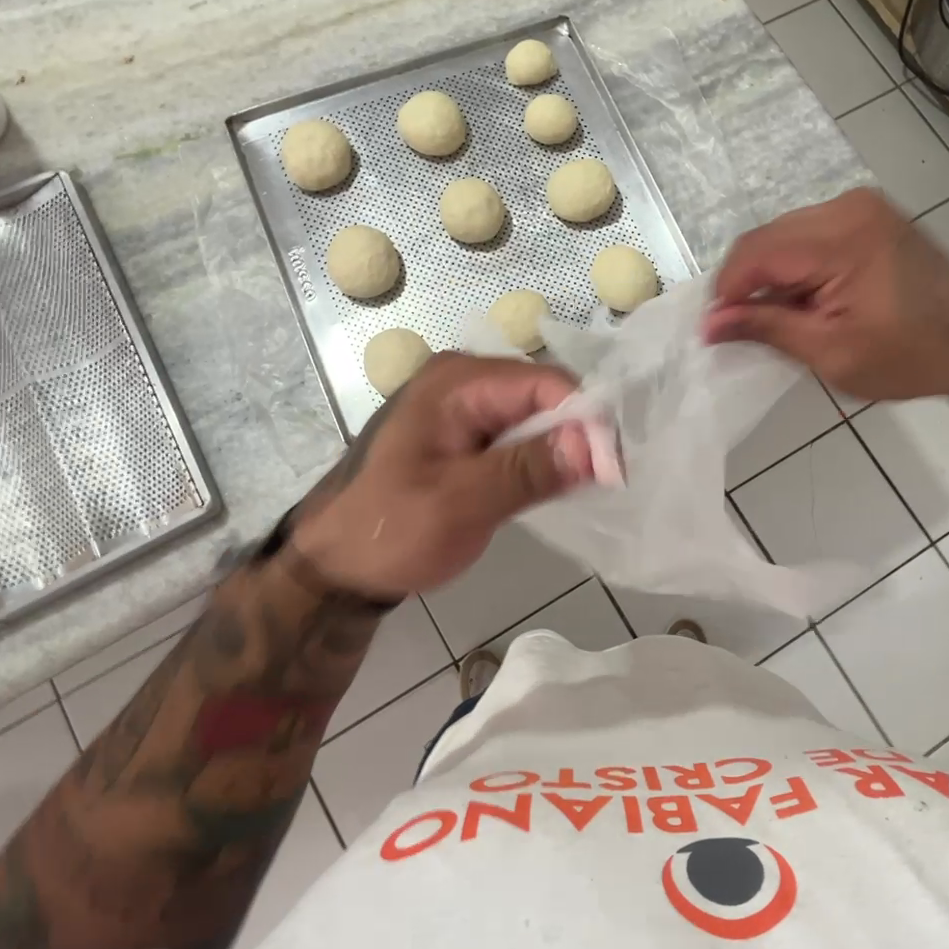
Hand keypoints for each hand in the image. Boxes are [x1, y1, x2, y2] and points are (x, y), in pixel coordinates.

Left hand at [283, 352, 592, 596]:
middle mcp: (462, 381)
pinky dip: (538, 458)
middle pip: (544, 394)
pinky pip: (517, 434)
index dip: (586, 422)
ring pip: (534, 416)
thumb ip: (529, 469)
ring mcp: (462, 407)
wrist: (335, 567)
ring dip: (560, 448)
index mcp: (457, 382)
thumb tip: (596, 444)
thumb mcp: (462, 503)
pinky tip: (551, 485)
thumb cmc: (389, 532)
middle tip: (602, 483)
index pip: (547, 383)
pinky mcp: (464, 434)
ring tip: (584, 487)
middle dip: (577, 434)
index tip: (612, 472)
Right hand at [702, 187, 948, 400]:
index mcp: (843, 240)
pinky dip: (793, 265)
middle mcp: (848, 208)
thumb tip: (709, 324)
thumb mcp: (831, 354)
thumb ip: (767, 329)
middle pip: (765, 239)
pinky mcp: (866, 213)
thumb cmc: (909, 357)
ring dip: (768, 275)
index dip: (726, 292)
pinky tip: (804, 298)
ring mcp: (860, 205)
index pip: (755, 254)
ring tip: (780, 317)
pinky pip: (806, 233)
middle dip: (745, 284)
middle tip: (744, 329)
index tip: (715, 332)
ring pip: (781, 234)